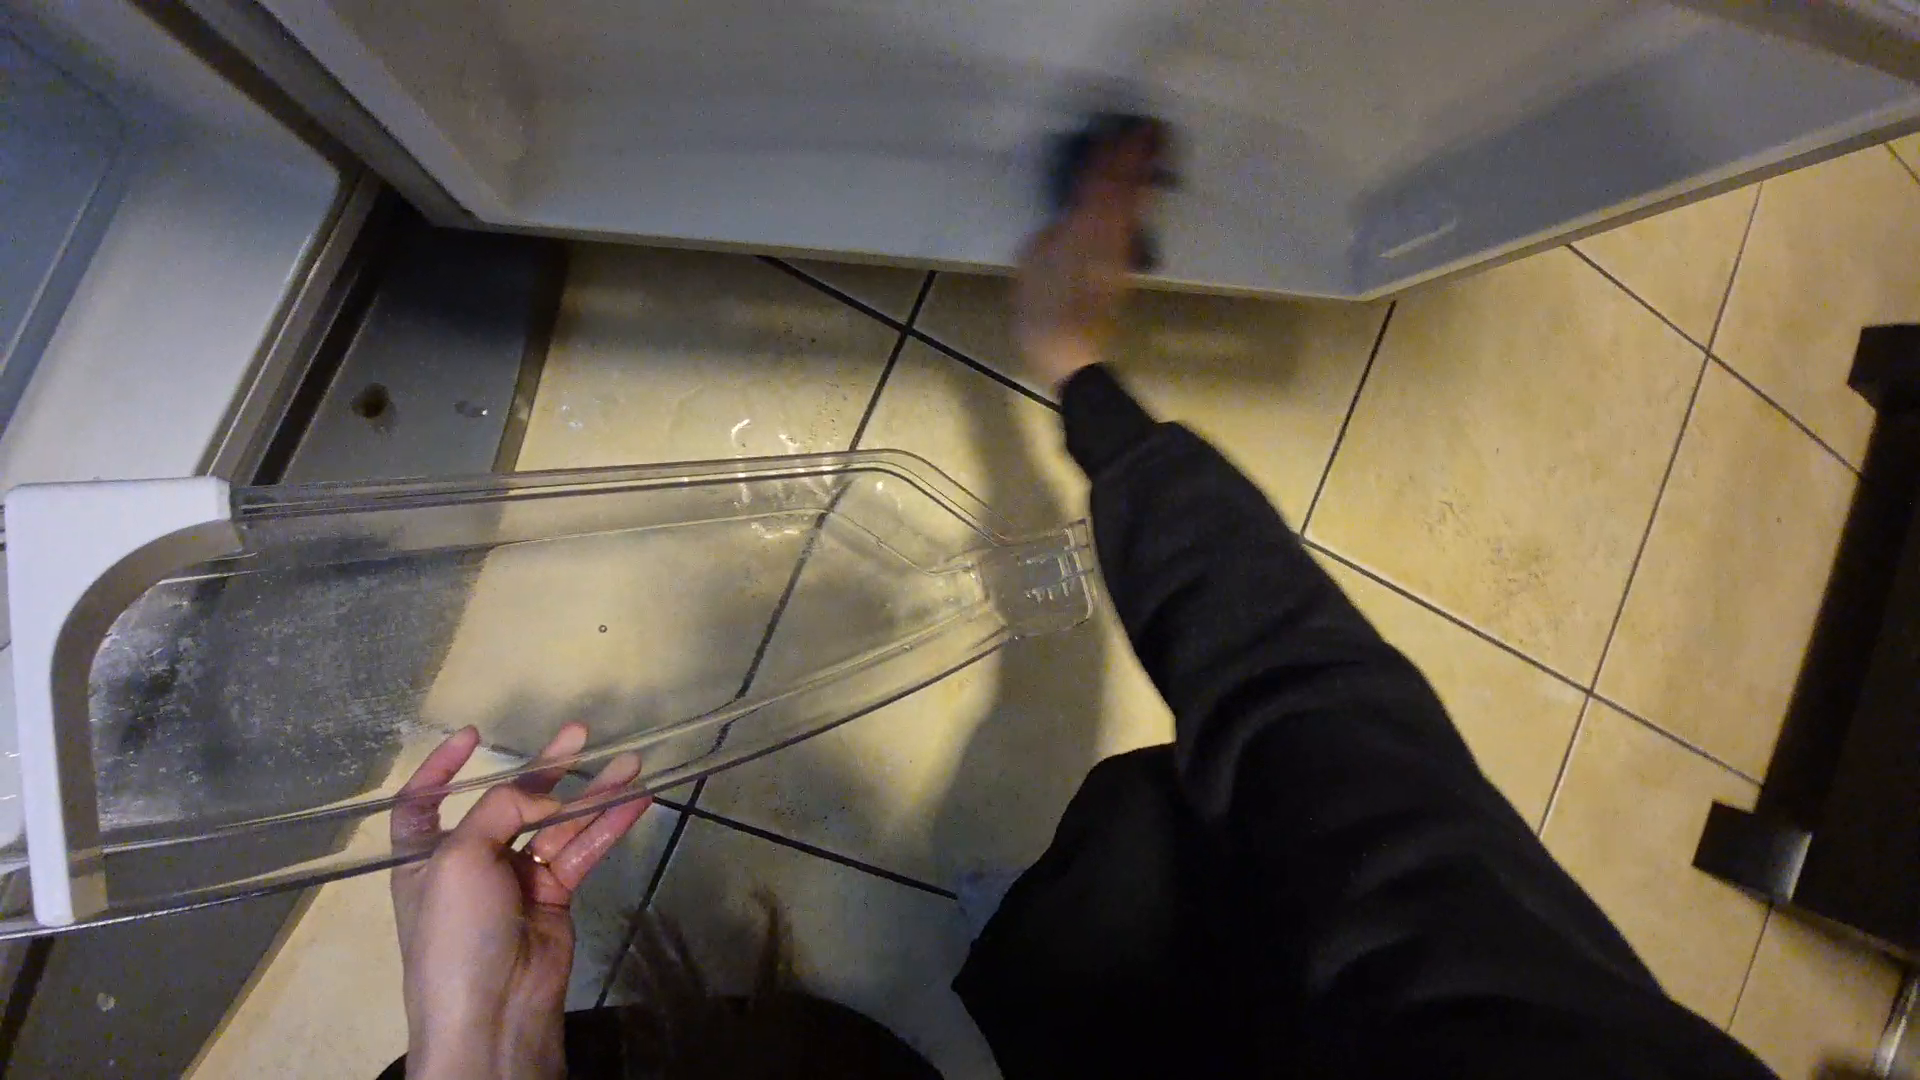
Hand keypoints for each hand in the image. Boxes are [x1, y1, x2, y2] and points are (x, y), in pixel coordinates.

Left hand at [390, 723, 650, 1079]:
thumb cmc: (457, 932)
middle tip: (580, 733)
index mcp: (427, 856)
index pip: (422, 803)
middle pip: (510, 802)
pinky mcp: (556, 892)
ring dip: (596, 793)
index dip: (441, 768)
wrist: (495, 1009)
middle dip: (545, 768)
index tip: (474, 735)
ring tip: (631, 762)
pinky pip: (585, 848)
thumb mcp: (459, 859)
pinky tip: (638, 801)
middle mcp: (472, 861)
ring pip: (560, 823)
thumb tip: (549, 798)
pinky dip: (611, 824)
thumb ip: (502, 808)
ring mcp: (517, 877)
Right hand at [1015, 125, 1159, 391]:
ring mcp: (1117, 254)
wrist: (1070, 356)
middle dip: (1133, 157)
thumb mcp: (1031, 266)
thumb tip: (1066, 217)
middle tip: (1147, 126)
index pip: (1097, 183)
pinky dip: (1134, 202)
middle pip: (1122, 190)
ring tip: (1148, 149)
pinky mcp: (1119, 270)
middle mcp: (1106, 237)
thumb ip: (1051, 234)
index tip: (1115, 127)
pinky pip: (1130, 224)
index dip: (1107, 155)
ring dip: (1139, 175)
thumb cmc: (1041, 313)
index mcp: (1081, 232)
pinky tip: (1135, 194)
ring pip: (1132, 206)